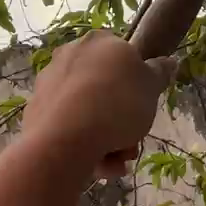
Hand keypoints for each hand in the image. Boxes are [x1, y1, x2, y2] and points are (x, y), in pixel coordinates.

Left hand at [22, 30, 174, 178]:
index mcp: (99, 42)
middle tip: (132, 141)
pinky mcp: (36, 108)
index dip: (136, 84)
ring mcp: (50, 81)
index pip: (122, 56)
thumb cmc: (118, 103)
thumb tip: (169, 60)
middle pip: (105, 88)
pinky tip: (95, 164)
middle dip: (121, 119)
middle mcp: (70, 54)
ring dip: (106, 137)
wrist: (65, 136)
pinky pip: (68, 125)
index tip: (143, 107)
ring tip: (115, 161)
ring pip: (87, 110)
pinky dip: (82, 143)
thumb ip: (160, 72)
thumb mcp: (151, 87)